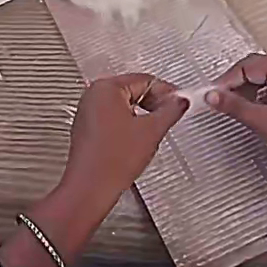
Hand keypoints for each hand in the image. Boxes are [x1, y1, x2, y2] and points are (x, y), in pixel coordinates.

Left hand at [58, 73, 189, 204]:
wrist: (91, 186)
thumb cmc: (112, 160)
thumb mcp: (152, 130)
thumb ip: (171, 110)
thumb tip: (179, 101)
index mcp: (106, 88)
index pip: (145, 80)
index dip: (167, 92)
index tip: (179, 102)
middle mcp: (93, 95)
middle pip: (134, 90)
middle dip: (154, 103)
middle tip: (170, 115)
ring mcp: (88, 111)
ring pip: (124, 104)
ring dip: (142, 114)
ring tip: (153, 130)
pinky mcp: (87, 127)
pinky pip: (114, 117)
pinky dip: (129, 124)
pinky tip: (137, 140)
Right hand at [206, 54, 266, 194]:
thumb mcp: (265, 122)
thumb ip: (234, 106)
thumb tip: (213, 95)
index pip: (249, 65)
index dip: (228, 80)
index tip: (214, 95)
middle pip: (258, 71)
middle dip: (237, 86)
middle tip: (221, 103)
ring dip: (250, 96)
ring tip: (240, 113)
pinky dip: (263, 104)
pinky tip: (259, 119)